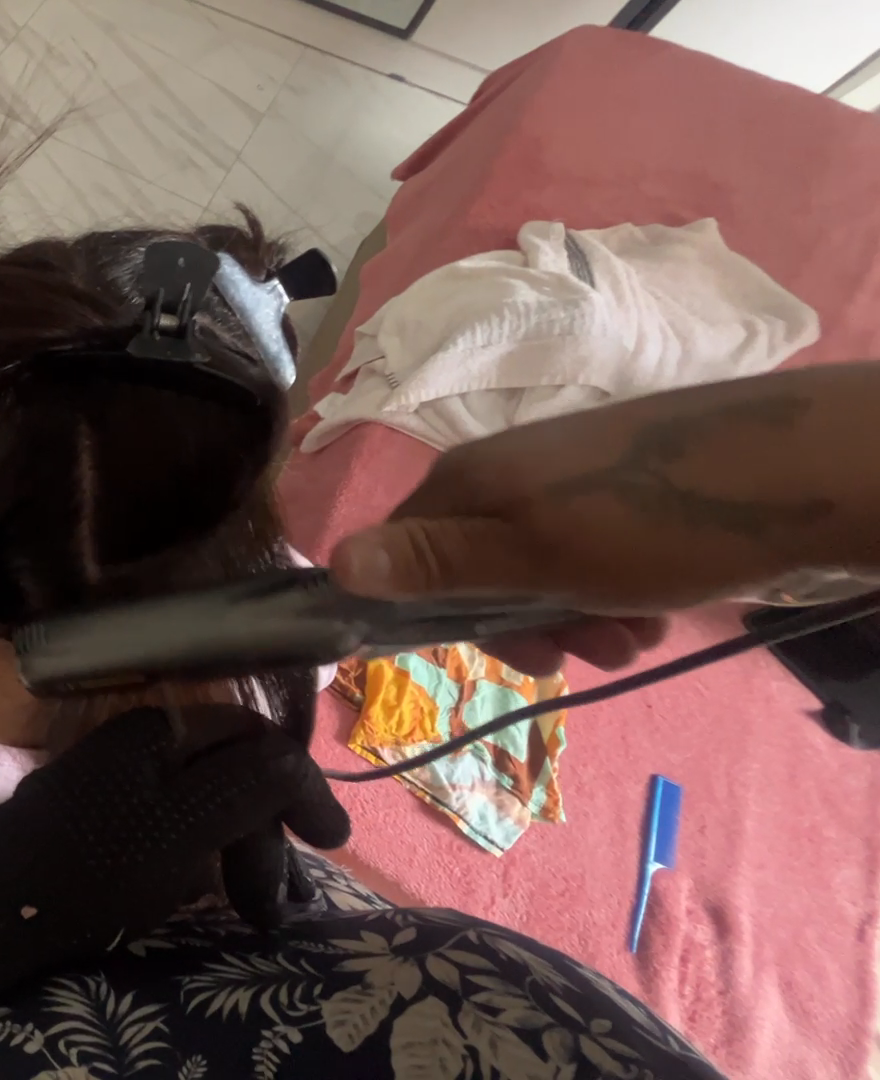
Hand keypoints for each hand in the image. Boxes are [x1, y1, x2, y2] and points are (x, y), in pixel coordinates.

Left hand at [0, 705, 347, 1000]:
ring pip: (206, 804)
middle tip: (280, 902)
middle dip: (266, 835)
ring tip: (257, 911)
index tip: (329, 841)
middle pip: (231, 775)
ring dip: (241, 853)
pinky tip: (217, 893)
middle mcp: (145, 743)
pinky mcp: (112, 812)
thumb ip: (246, 783)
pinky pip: (177, 824)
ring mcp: (125, 777)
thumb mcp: (185, 822)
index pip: (252, 740)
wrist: (4, 898)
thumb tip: (295, 762)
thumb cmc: (99, 859)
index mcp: (161, 730)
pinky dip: (207, 857)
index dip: (298, 785)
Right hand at [324, 368, 879, 673]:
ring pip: (527, 561)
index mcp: (463, 482)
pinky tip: (653, 607)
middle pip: (466, 564)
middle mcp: (497, 470)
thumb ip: (431, 562)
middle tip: (576, 656)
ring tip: (632, 637)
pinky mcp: (610, 478)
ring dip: (568, 613)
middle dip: (515, 621)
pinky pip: (577, 545)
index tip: (491, 650)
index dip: (430, 611)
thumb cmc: (658, 523)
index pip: (399, 555)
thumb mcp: (533, 558)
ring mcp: (557, 471)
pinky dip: (605, 586)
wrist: (824, 463)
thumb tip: (330, 562)